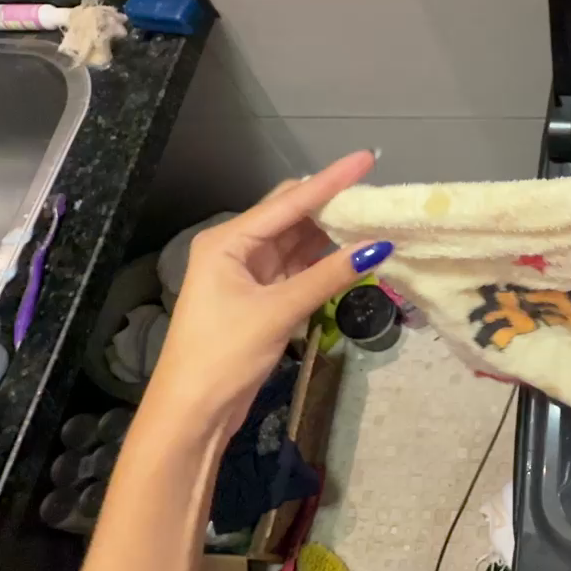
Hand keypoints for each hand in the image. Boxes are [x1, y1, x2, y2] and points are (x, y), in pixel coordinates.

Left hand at [139, 152, 390, 442]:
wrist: (192, 412)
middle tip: (377, 194)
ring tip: (374, 217)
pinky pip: (301, 267)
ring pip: (300, 241)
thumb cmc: (223, 355)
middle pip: (293, 215)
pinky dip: (327, 261)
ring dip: (333, 232)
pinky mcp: (263, 296)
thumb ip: (329, 276)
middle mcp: (239, 249)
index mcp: (229, 241)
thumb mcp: (279, 312)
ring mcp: (251, 272)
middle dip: (333, 203)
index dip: (330, 180)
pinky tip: (354, 251)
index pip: (289, 202)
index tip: (366, 159)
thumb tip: (378, 246)